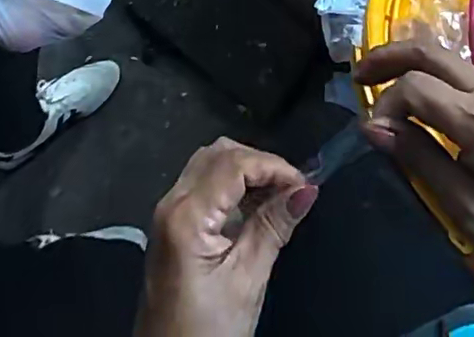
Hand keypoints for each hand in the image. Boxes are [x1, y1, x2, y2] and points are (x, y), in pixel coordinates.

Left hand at [135, 138, 318, 336]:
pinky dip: (231, 182)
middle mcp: (172, 200)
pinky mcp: (171, 219)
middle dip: (260, 162)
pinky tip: (254, 202)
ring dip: (245, 169)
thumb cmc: (208, 332)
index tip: (304, 183)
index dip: (273, 166)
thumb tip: (306, 190)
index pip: (234, 164)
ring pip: (210, 162)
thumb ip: (274, 227)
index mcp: (187, 215)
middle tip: (293, 188)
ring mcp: (168, 208)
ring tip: (278, 193)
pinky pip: (203, 180)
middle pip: (220, 154)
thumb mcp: (248, 280)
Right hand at [353, 41, 473, 336]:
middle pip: (428, 51)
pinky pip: (457, 71)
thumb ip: (418, 158)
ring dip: (406, 61)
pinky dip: (426, 72)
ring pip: (442, 56)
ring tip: (377, 80)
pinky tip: (413, 94)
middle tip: (357, 74)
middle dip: (387, 56)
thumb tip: (373, 127)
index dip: (385, 104)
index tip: (373, 134)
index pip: (415, 86)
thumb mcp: (467, 208)